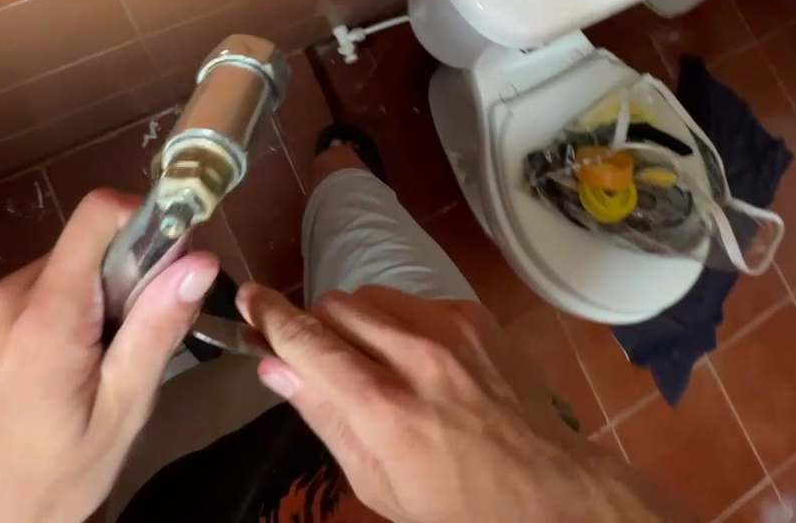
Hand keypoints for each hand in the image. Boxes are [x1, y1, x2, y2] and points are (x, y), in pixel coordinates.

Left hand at [0, 190, 216, 522]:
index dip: (146, 216)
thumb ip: (157, 329)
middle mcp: (14, 294)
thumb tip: (202, 260)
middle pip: (93, 242)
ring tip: (117, 359)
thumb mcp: (120, 411)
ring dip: (111, 292)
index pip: (98, 213)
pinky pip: (54, 288)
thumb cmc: (49, 481)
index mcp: (47, 311)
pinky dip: (84, 307)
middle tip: (152, 330)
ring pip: (77, 265)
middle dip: (135, 270)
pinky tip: (86, 364)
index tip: (177, 258)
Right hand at [238, 284, 684, 522]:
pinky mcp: (474, 314)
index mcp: (384, 409)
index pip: (310, 342)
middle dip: (318, 326)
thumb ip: (322, 415)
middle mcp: (416, 354)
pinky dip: (401, 322)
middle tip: (322, 357)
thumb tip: (272, 366)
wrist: (547, 489)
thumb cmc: (452, 505)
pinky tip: (420, 359)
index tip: (248, 297)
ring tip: (375, 361)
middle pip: (337, 304)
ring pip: (372, 294)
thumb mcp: (376, 482)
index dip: (271, 316)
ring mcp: (450, 327)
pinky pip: (414, 299)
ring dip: (358, 320)